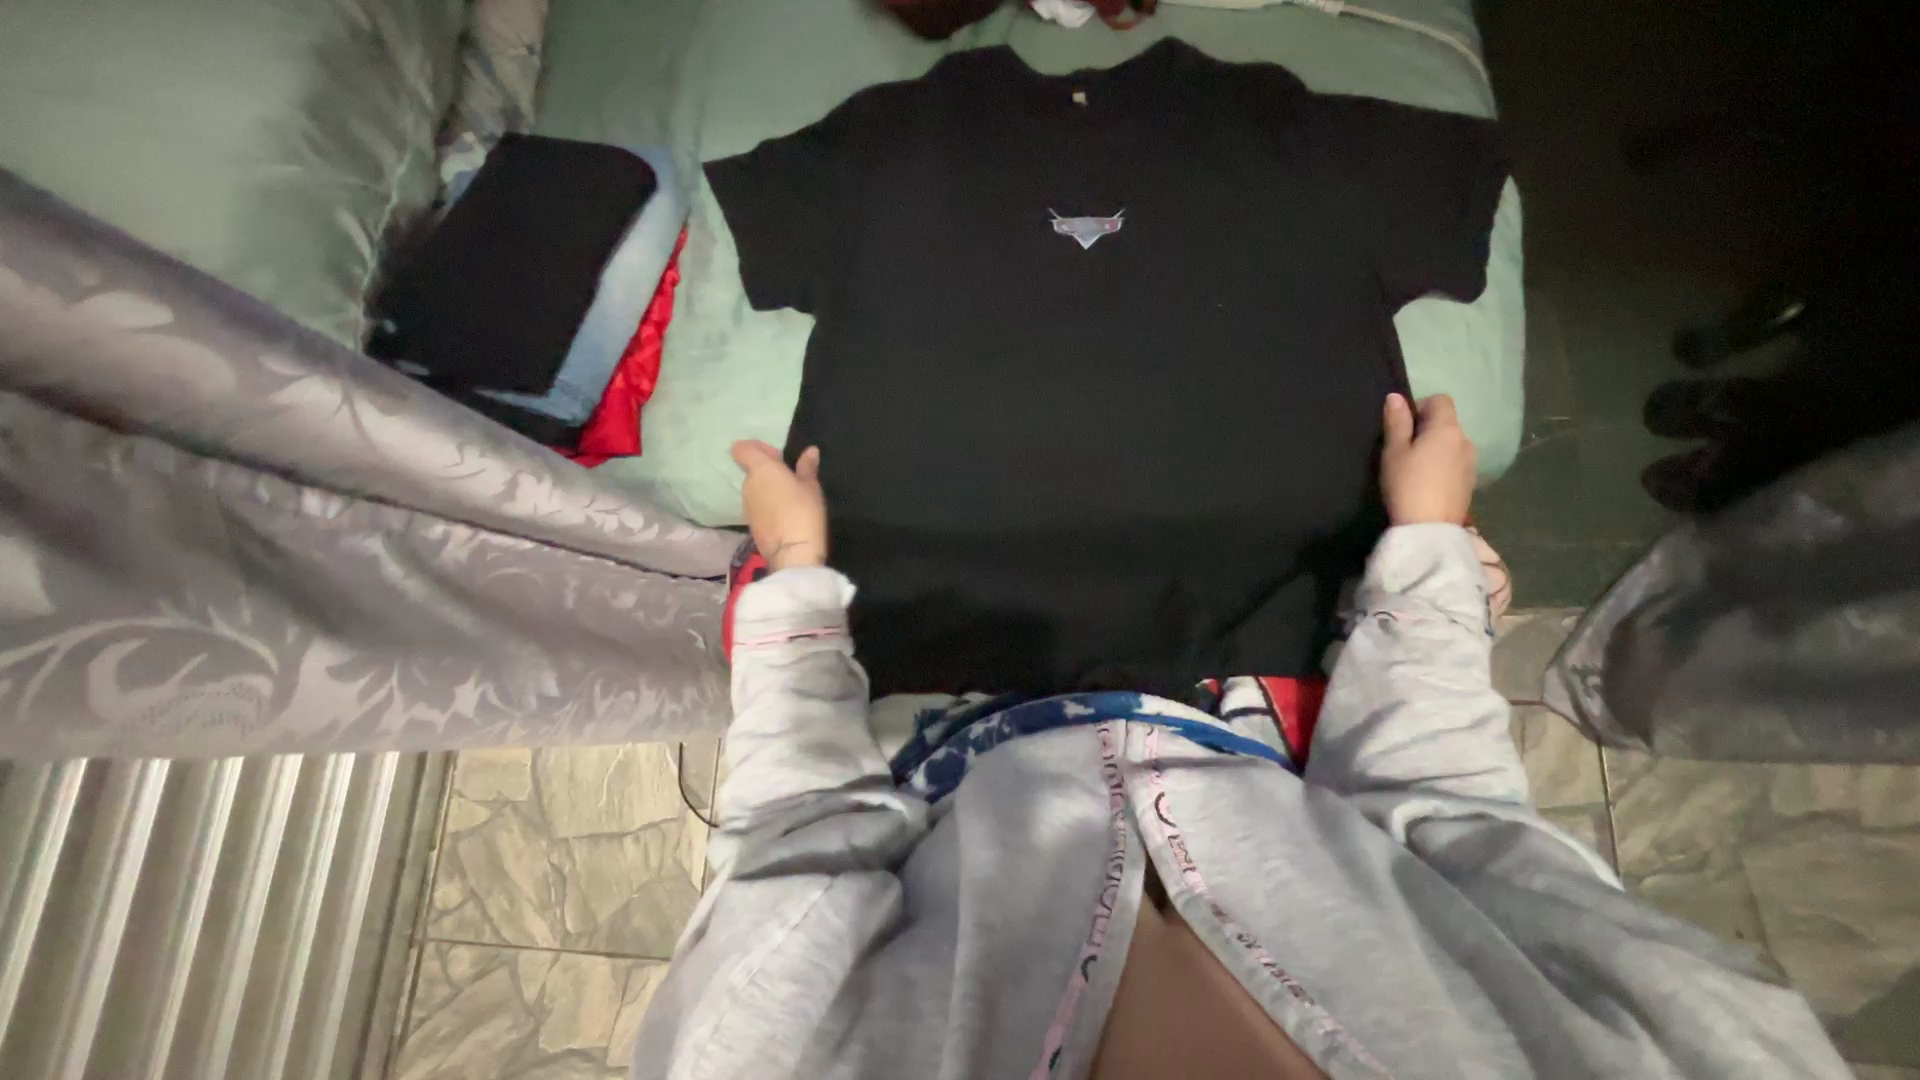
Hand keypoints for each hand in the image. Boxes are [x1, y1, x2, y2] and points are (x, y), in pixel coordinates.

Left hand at [731, 440, 827, 570]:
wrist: (793, 552)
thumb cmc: (804, 511)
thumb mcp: (811, 487)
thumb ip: (807, 467)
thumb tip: (810, 451)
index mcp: (761, 470)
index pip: (742, 449)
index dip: (756, 448)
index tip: (776, 456)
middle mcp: (748, 485)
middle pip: (752, 471)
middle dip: (768, 472)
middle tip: (792, 479)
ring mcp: (747, 506)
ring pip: (755, 490)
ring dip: (769, 491)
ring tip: (791, 500)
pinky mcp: (751, 525)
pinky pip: (758, 508)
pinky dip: (768, 508)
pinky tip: (786, 517)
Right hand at [1381, 393, 1475, 524]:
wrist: (1429, 528)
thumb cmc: (1407, 484)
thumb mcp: (1394, 452)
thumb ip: (1397, 422)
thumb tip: (1396, 397)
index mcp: (1447, 429)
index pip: (1440, 400)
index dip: (1420, 407)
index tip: (1403, 426)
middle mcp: (1465, 440)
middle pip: (1447, 423)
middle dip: (1427, 429)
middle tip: (1404, 451)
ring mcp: (1471, 462)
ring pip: (1451, 444)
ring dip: (1436, 449)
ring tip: (1415, 470)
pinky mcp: (1470, 481)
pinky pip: (1455, 462)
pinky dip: (1443, 465)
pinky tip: (1427, 483)